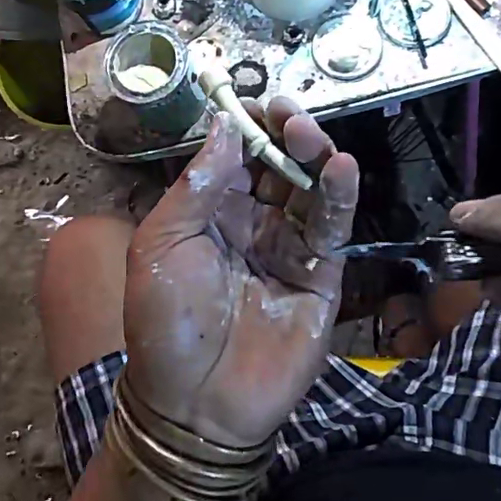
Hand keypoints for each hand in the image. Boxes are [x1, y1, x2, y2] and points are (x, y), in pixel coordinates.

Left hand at [121, 98, 358, 448]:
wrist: (196, 400)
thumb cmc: (166, 320)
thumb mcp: (161, 245)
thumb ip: (196, 187)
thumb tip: (223, 127)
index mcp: (205, 215)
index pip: (232, 157)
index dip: (243, 127)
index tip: (251, 100)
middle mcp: (248, 224)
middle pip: (274, 166)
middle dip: (281, 134)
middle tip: (286, 113)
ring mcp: (285, 248)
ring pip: (306, 189)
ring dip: (310, 155)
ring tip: (306, 133)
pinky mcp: (319, 275)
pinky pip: (331, 227)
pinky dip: (339, 195)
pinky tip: (339, 166)